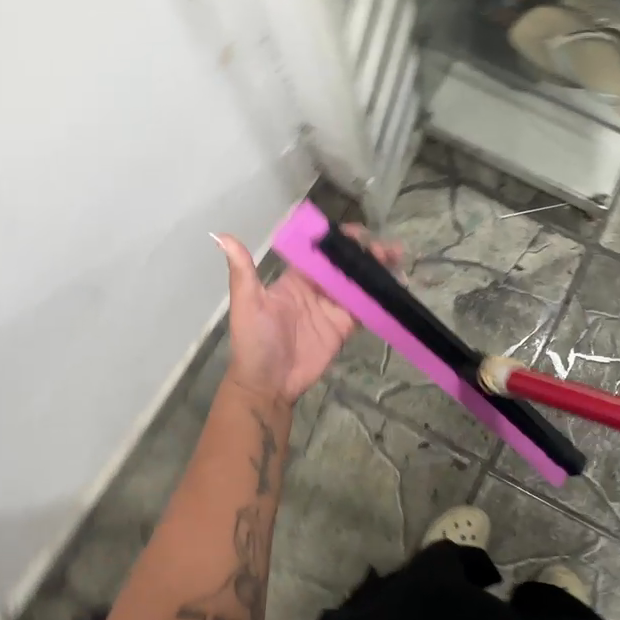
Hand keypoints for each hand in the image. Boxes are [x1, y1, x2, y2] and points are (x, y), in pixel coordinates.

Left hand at [212, 228, 404, 405]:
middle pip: (346, 264)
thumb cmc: (254, 342)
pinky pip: (366, 308)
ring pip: (360, 282)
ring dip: (378, 270)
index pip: (322, 252)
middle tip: (387, 249)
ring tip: (398, 261)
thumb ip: (243, 271)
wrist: (267, 385)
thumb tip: (222, 236)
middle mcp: (318, 288)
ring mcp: (334, 308)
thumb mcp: (246, 304)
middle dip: (367, 253)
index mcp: (296, 278)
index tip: (359, 233)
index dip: (341, 240)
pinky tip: (397, 288)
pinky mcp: (345, 327)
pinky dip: (381, 297)